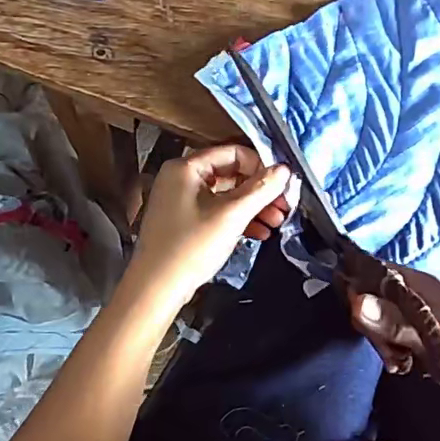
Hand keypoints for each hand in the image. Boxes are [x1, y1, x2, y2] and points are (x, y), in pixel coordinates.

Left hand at [127, 144, 290, 305]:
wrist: (156, 288)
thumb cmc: (189, 247)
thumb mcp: (232, 215)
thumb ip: (260, 190)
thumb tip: (283, 170)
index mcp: (186, 167)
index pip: (233, 152)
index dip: (260, 166)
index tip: (281, 184)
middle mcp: (180, 178)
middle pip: (230, 173)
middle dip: (259, 191)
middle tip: (283, 206)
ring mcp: (180, 200)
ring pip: (225, 195)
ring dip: (252, 207)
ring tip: (275, 222)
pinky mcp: (183, 222)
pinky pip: (216, 211)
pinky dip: (237, 219)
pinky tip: (258, 232)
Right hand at [347, 267, 439, 419]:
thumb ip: (398, 322)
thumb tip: (356, 302)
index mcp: (423, 285)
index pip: (375, 270)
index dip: (358, 286)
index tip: (354, 314)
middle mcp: (418, 296)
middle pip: (373, 297)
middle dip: (370, 321)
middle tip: (386, 346)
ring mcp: (420, 318)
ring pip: (379, 319)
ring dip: (381, 340)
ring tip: (397, 360)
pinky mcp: (421, 339)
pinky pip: (391, 337)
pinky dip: (391, 351)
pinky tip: (401, 365)